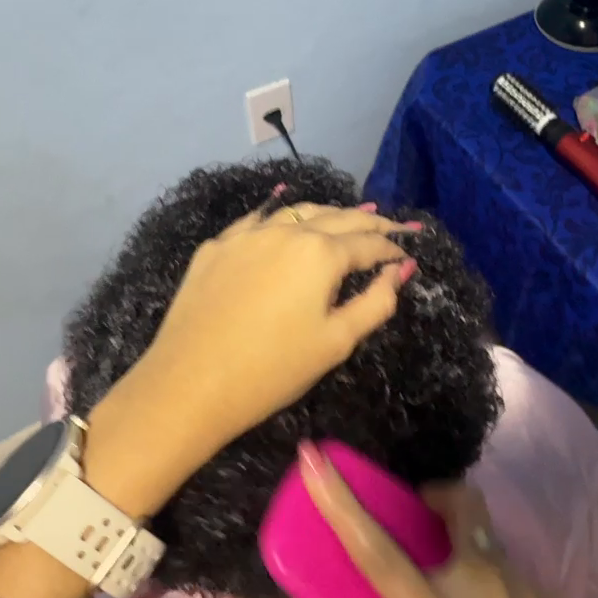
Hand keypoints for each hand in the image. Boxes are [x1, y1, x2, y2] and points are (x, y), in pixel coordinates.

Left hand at [125, 200, 419, 457]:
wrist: (189, 385)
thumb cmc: (272, 370)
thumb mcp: (336, 342)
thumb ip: (376, 302)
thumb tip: (399, 271)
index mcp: (321, 253)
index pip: (369, 243)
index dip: (393, 248)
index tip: (408, 254)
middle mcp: (286, 231)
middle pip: (338, 217)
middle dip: (370, 221)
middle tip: (392, 225)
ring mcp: (246, 235)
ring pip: (297, 212)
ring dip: (327, 213)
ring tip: (346, 217)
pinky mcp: (216, 247)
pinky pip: (257, 222)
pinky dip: (280, 218)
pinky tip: (285, 221)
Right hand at [300, 444, 597, 597]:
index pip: (376, 550)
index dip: (340, 501)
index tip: (315, 457)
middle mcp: (482, 582)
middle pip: (457, 502)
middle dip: (434, 503)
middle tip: (421, 537)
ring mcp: (525, 583)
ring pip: (485, 542)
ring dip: (465, 558)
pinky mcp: (554, 595)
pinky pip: (513, 574)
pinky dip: (496, 590)